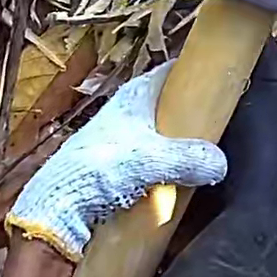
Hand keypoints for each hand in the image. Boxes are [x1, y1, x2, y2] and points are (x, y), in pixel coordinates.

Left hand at [6, 63, 225, 260]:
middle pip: (164, 101)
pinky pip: (145, 156)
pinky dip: (160, 163)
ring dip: (174, 141)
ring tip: (199, 155)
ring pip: (155, 130)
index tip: (217, 76)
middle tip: (214, 120)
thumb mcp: (153, 159)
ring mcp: (117, 137)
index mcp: (135, 95)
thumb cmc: (100, 168)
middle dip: (187, 110)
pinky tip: (172, 179)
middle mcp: (125, 110)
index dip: (192, 71)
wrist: (57, 206)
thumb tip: (220, 163)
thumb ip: (189, 159)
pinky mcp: (111, 163)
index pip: (169, 71)